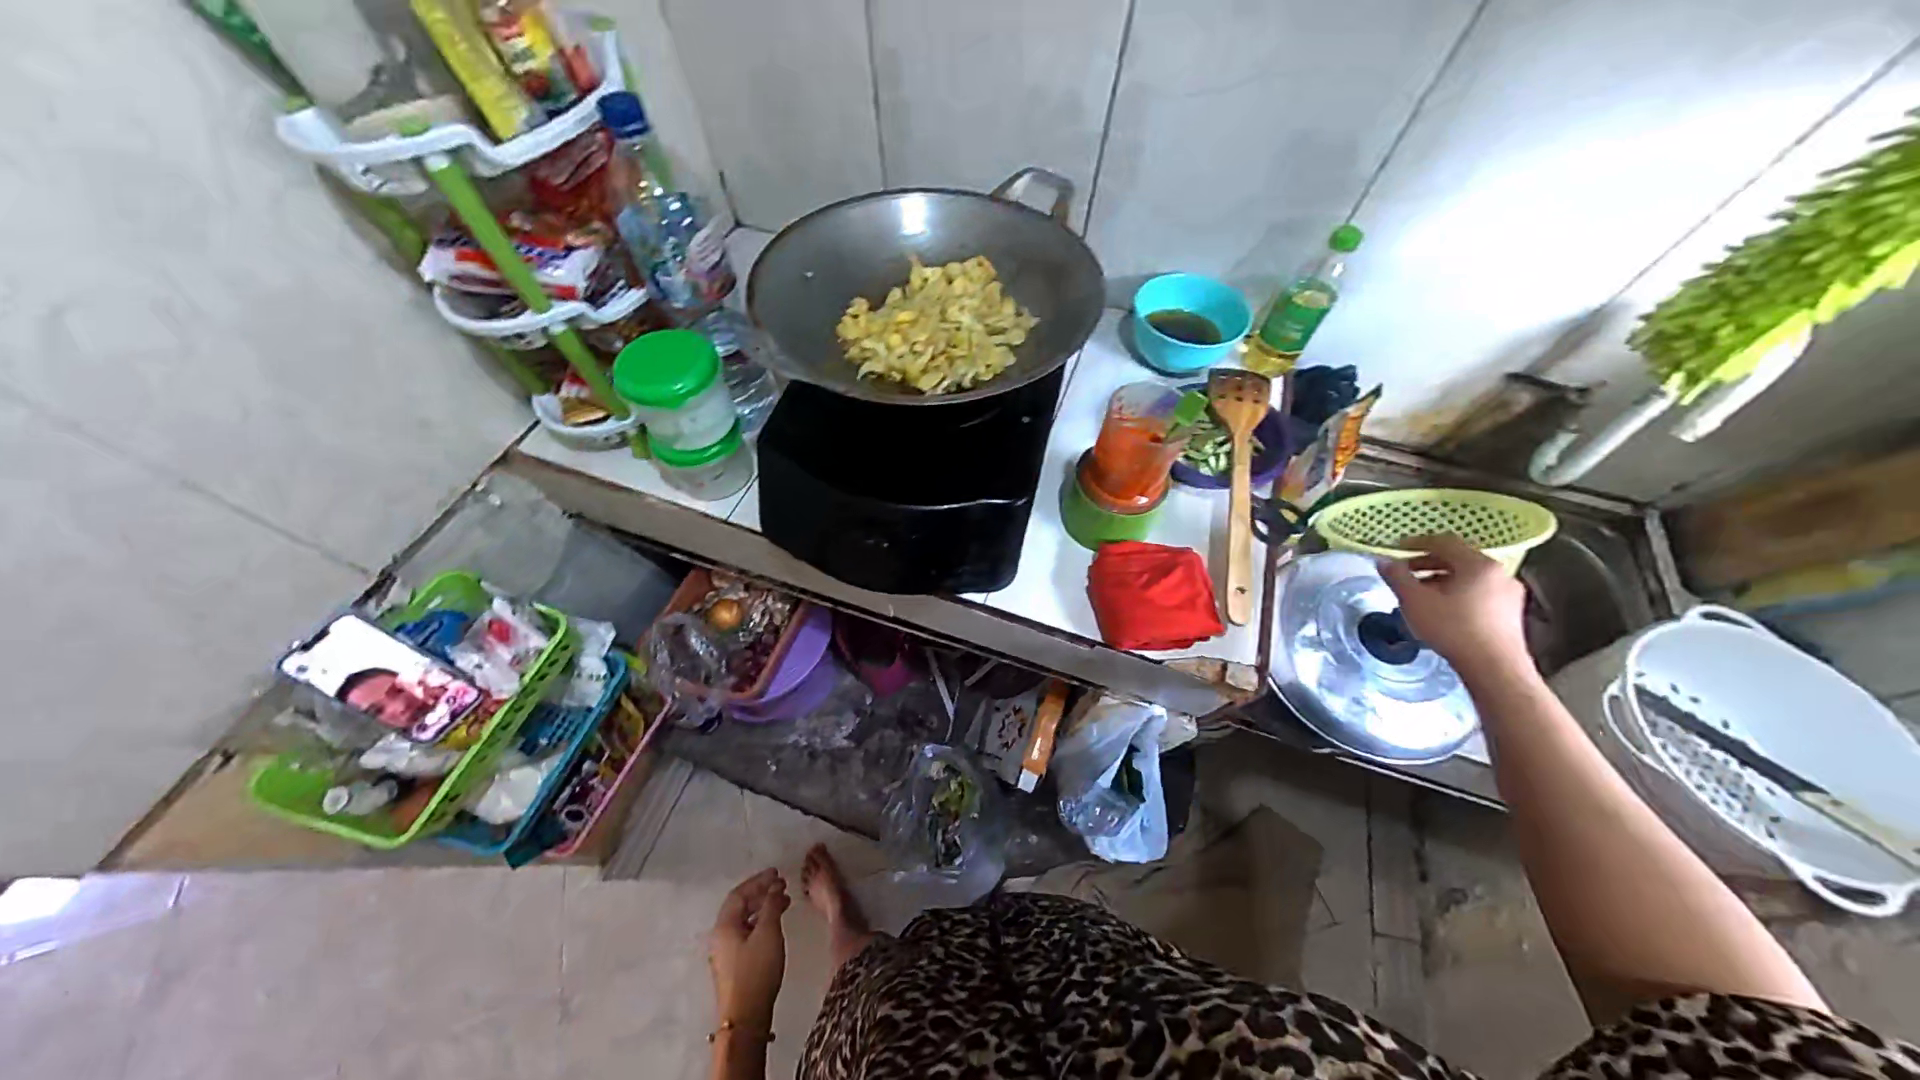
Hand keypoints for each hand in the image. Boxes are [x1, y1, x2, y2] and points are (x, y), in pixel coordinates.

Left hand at [708, 868, 789, 1036]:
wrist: (746, 1017)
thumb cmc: (757, 970)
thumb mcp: (768, 933)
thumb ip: (771, 905)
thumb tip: (774, 887)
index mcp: (724, 925)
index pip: (739, 893)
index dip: (758, 880)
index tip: (777, 873)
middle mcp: (721, 936)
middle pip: (740, 905)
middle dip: (761, 892)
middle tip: (781, 885)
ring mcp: (726, 951)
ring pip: (744, 919)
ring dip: (763, 907)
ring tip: (784, 902)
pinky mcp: (734, 964)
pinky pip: (747, 932)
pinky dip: (761, 921)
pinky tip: (775, 924)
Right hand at [1381, 535, 1531, 680]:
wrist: (1495, 669)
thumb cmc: (1453, 630)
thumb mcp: (1415, 601)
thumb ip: (1397, 577)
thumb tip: (1384, 562)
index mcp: (1478, 565)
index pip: (1444, 542)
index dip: (1416, 542)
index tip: (1396, 549)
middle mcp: (1499, 573)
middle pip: (1459, 559)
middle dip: (1428, 564)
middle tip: (1405, 573)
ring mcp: (1509, 593)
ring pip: (1469, 577)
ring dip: (1442, 579)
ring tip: (1420, 594)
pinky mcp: (1511, 612)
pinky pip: (1480, 592)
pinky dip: (1458, 593)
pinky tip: (1443, 610)